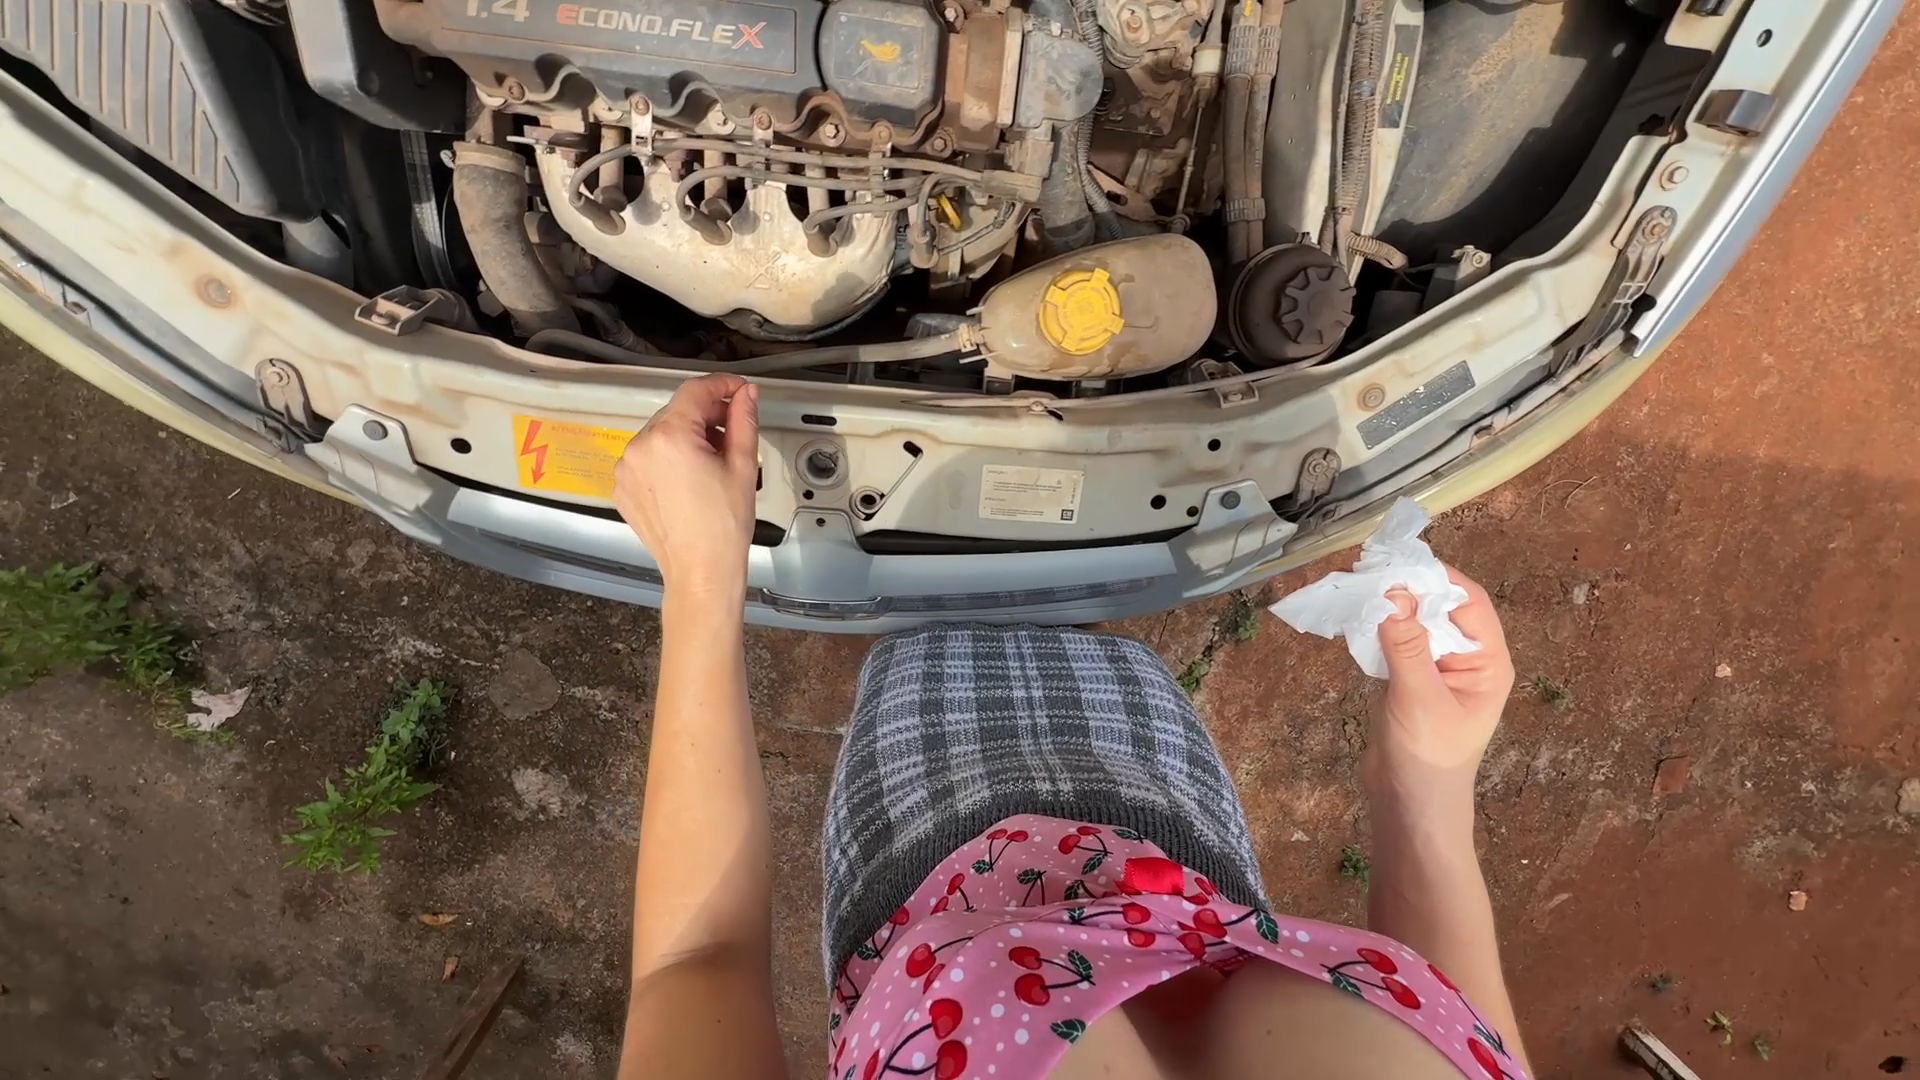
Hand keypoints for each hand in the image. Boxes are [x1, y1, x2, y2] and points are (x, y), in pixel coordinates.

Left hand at [613, 374, 759, 597]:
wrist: (701, 571)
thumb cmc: (723, 527)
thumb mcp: (743, 466)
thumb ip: (743, 420)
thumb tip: (746, 394)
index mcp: (670, 437)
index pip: (695, 391)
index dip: (722, 385)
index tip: (738, 389)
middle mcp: (640, 447)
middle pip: (677, 412)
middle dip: (707, 416)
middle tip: (735, 433)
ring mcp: (626, 468)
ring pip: (661, 434)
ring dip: (688, 437)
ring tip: (714, 463)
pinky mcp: (623, 486)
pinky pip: (648, 457)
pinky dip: (669, 458)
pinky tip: (692, 479)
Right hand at [1366, 565, 1513, 797]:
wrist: (1409, 804)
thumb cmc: (1428, 756)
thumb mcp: (1419, 698)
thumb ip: (1407, 645)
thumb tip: (1393, 593)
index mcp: (1486, 663)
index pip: (1469, 603)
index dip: (1438, 578)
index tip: (1399, 562)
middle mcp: (1463, 659)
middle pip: (1439, 608)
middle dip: (1408, 589)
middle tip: (1368, 572)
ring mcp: (1433, 669)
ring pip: (1413, 622)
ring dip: (1388, 606)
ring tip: (1355, 590)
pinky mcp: (1406, 679)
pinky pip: (1394, 640)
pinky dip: (1375, 627)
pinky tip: (1353, 621)